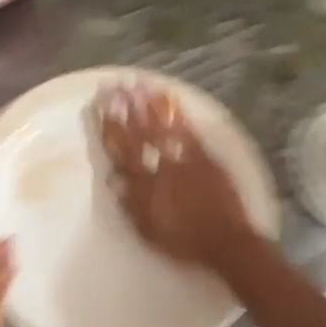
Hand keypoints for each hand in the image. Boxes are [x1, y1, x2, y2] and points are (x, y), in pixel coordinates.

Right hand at [96, 82, 256, 267]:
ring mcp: (184, 159)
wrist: (226, 242)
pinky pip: (188, 130)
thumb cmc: (184, 242)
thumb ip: (130, 205)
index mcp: (144, 185)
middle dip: (124, 107)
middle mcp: (161, 166)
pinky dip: (177, 113)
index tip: (99, 105)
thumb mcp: (148, 231)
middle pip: (138, 132)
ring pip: (162, 126)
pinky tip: (169, 97)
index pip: (120, 150)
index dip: (108, 126)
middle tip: (113, 85)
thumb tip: (114, 178)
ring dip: (147, 104)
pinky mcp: (205, 156)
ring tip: (137, 84)